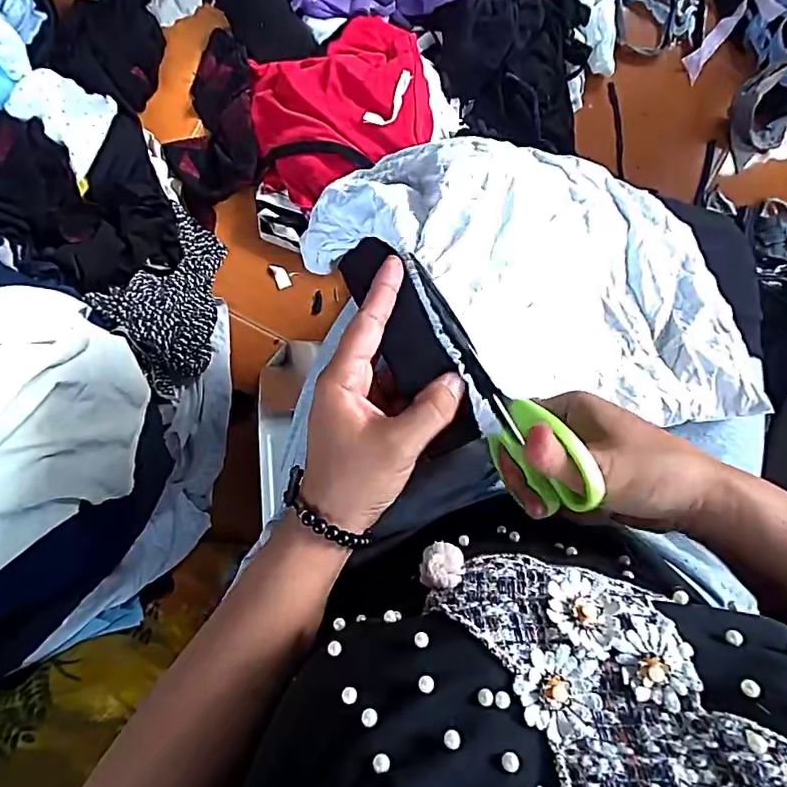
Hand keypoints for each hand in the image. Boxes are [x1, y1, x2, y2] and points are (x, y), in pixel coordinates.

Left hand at [298, 257, 464, 534]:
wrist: (331, 521)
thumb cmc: (352, 482)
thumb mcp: (397, 445)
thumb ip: (431, 411)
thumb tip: (454, 381)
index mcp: (342, 382)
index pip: (365, 327)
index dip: (383, 294)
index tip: (395, 265)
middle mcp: (345, 385)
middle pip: (378, 344)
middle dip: (404, 326)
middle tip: (429, 301)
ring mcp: (355, 402)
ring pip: (390, 371)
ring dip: (414, 365)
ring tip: (443, 348)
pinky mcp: (366, 418)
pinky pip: (394, 393)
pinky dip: (414, 390)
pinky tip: (437, 388)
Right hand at [495, 391, 733, 532]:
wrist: (698, 501)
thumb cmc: (656, 474)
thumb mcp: (603, 471)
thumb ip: (559, 462)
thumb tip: (524, 439)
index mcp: (572, 408)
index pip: (518, 420)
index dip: (514, 450)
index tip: (524, 482)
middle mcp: (572, 426)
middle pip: (526, 451)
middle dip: (532, 482)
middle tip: (543, 508)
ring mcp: (582, 452)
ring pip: (543, 475)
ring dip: (552, 497)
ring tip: (573, 510)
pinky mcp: (591, 475)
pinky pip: (563, 490)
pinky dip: (571, 505)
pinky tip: (592, 511)